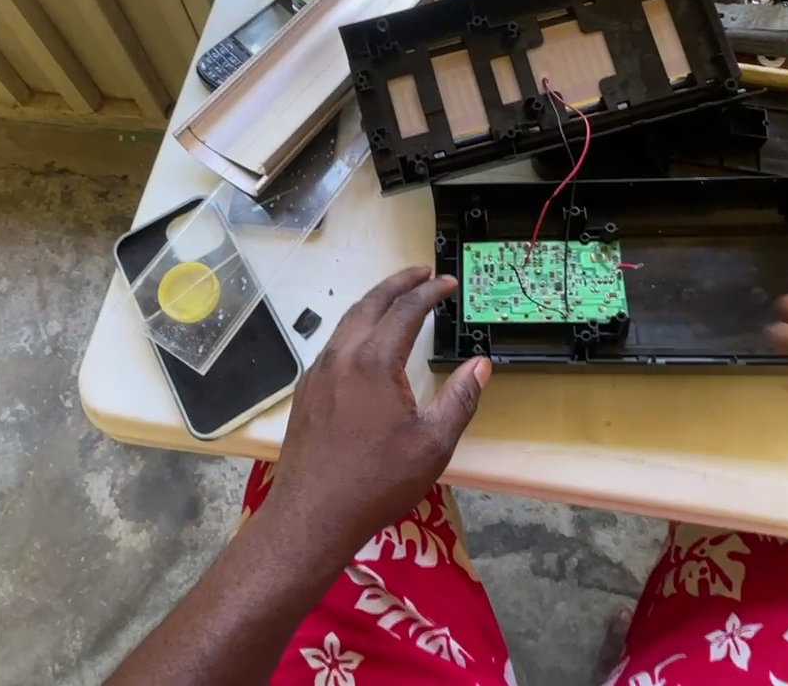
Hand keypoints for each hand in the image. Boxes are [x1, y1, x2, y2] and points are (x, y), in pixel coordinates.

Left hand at [263, 266, 490, 562]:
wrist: (311, 514)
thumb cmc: (377, 482)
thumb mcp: (433, 446)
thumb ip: (460, 400)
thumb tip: (481, 365)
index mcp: (375, 361)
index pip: (406, 310)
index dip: (429, 291)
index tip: (448, 282)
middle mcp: (343, 355)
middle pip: (372, 303)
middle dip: (399, 283)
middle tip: (422, 272)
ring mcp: (319, 370)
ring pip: (348, 320)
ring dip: (375, 301)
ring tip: (396, 297)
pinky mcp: (307, 389)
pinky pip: (334, 342)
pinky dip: (356, 325)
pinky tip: (365, 340)